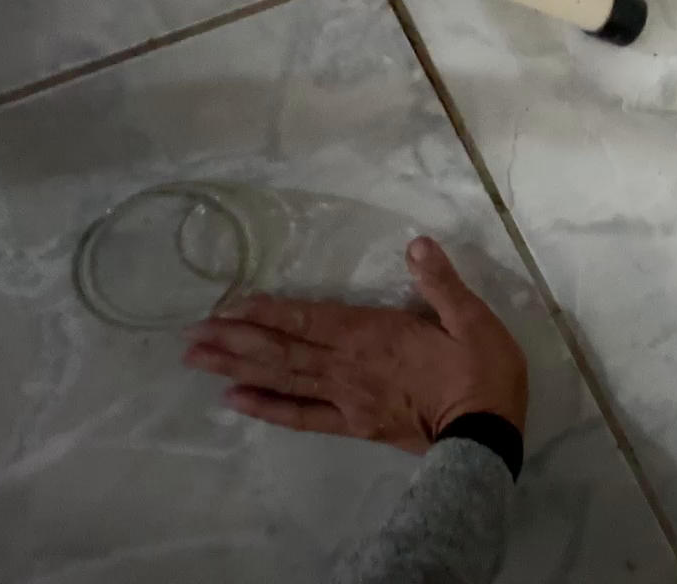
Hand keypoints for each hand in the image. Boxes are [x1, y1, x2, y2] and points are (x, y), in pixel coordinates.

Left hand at [183, 237, 528, 452]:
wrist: (483, 432)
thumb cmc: (482, 368)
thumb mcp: (473, 318)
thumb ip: (441, 283)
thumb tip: (417, 244)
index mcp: (379, 335)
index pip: (316, 320)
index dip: (274, 311)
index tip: (233, 303)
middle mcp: (351, 366)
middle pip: (288, 350)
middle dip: (240, 338)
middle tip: (193, 331)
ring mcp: (347, 399)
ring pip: (285, 379)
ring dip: (239, 368)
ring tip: (198, 359)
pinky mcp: (353, 425)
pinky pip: (301, 416)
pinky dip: (266, 408)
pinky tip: (235, 400)